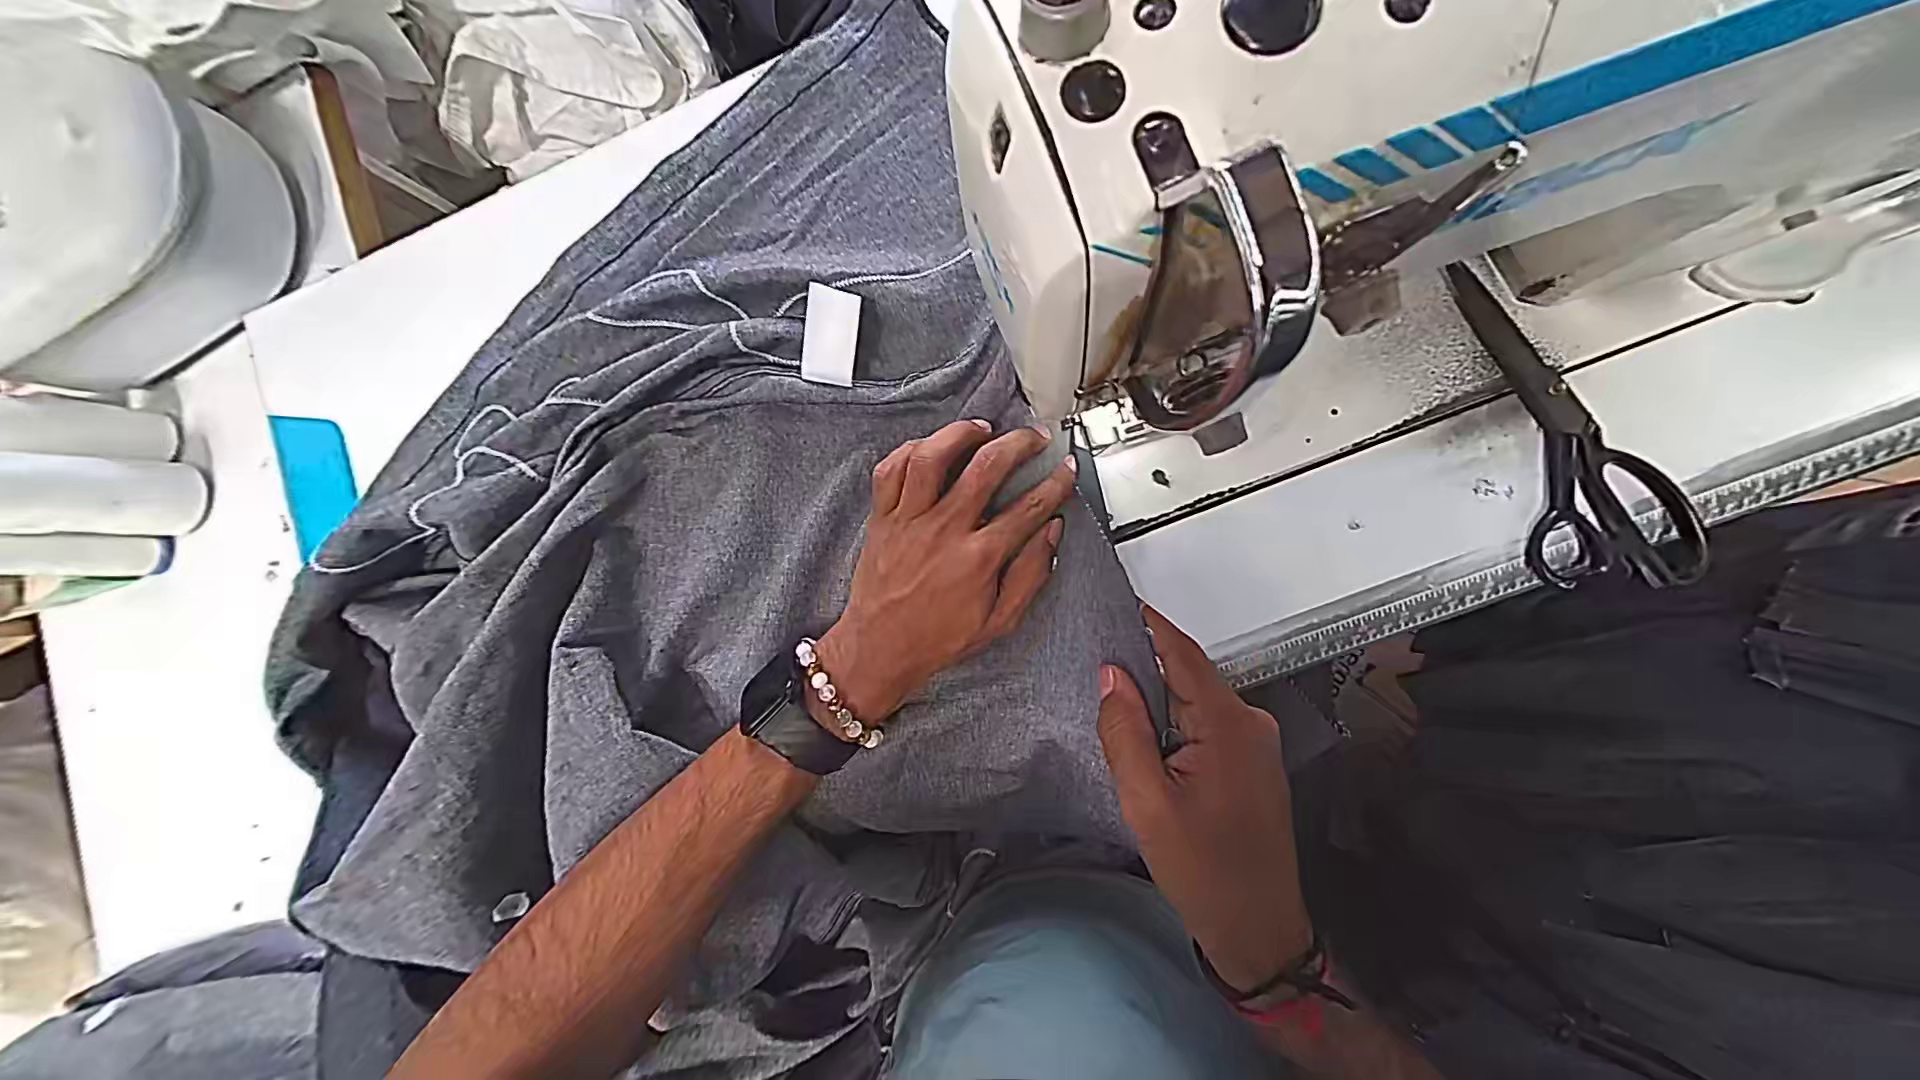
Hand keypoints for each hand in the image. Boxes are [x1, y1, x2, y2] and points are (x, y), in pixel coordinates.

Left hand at [815, 419, 1076, 724]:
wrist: (880, 648)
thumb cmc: (935, 638)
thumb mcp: (999, 621)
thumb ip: (1030, 575)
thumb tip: (1051, 534)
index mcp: (978, 558)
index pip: (1029, 507)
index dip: (1055, 483)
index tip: (1064, 471)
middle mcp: (943, 531)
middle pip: (987, 467)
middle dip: (1019, 444)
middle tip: (1033, 438)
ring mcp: (909, 521)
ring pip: (932, 457)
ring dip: (961, 434)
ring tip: (982, 429)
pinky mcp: (883, 519)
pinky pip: (890, 471)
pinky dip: (909, 450)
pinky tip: (929, 447)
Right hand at [1097, 606, 1312, 992]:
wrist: (1259, 930)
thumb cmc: (1206, 872)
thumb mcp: (1147, 802)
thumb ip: (1125, 732)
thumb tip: (1111, 676)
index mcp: (1229, 726)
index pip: (1184, 654)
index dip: (1150, 624)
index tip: (1121, 602)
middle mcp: (1250, 723)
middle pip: (1188, 674)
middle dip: (1144, 667)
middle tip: (1100, 668)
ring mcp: (1255, 742)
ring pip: (1195, 699)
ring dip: (1158, 699)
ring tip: (1118, 711)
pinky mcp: (1251, 759)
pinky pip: (1205, 721)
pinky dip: (1174, 720)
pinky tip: (1149, 741)